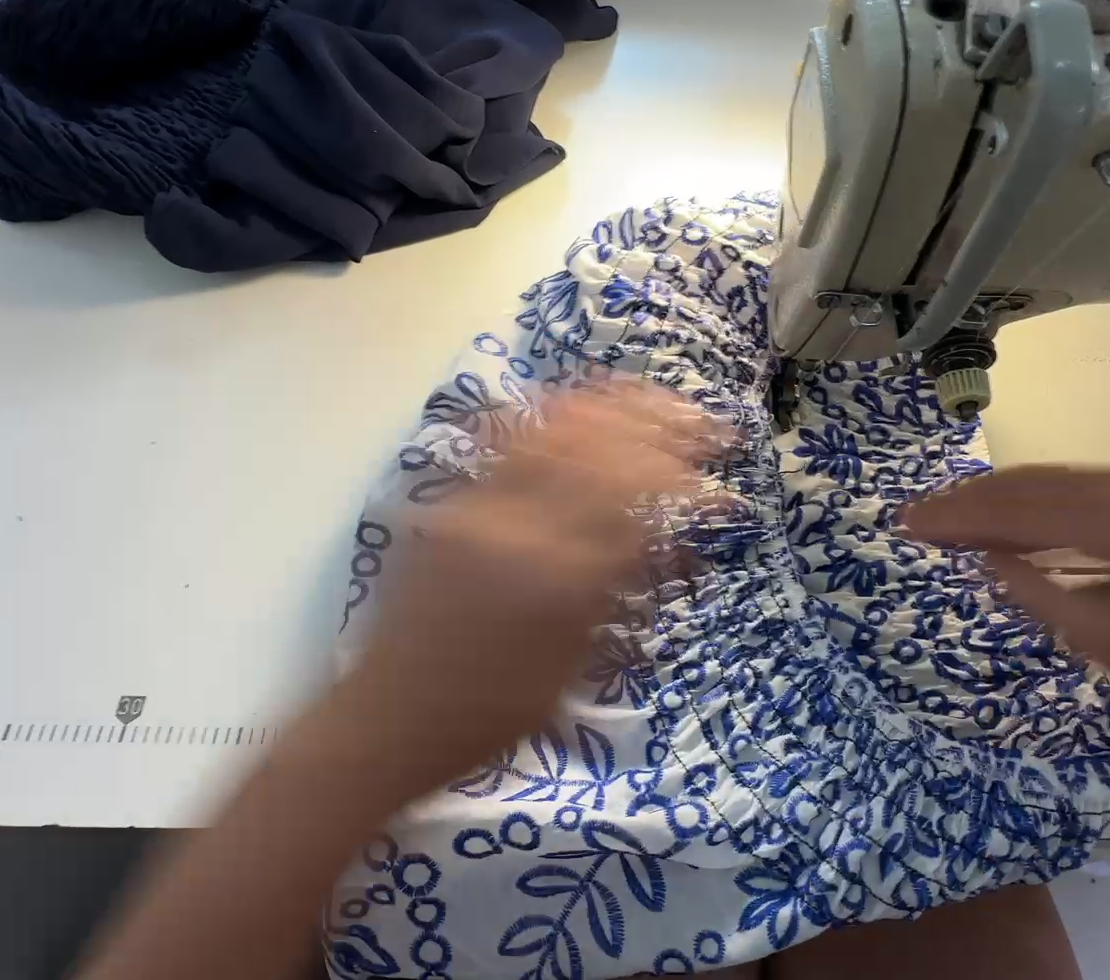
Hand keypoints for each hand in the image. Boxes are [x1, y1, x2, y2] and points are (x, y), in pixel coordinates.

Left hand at [339, 381, 727, 795]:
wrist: (391, 718)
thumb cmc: (496, 712)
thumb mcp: (578, 665)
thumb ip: (622, 592)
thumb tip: (670, 544)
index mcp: (564, 578)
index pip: (641, 504)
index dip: (689, 482)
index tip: (718, 477)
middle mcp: (522, 526)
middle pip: (604, 449)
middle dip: (660, 424)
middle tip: (698, 419)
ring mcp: (478, 506)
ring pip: (554, 431)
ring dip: (610, 406)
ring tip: (646, 391)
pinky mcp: (447, 503)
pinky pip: (502, 440)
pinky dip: (547, 413)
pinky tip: (572, 399)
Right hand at [902, 466, 1109, 726]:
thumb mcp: (1109, 642)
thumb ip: (1037, 594)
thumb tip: (985, 562)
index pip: (1012, 510)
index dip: (954, 517)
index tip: (906, 524)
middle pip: (1026, 484)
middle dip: (967, 502)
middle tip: (917, 517)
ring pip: (1050, 481)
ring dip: (997, 500)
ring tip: (950, 517)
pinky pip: (1079, 489)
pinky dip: (1035, 504)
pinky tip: (1011, 522)